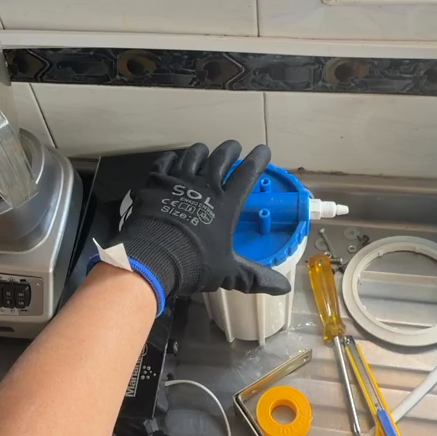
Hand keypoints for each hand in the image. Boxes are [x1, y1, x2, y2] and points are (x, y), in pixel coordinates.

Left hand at [97, 141, 292, 312]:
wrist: (153, 257)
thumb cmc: (194, 264)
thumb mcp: (228, 272)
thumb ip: (254, 276)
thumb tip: (284, 289)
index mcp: (226, 204)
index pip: (247, 174)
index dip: (258, 160)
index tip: (263, 150)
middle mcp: (204, 186)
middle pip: (220, 158)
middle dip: (230, 150)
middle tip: (234, 147)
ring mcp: (178, 181)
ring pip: (192, 156)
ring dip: (201, 151)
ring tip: (204, 150)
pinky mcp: (155, 183)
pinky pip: (163, 163)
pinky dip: (169, 160)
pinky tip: (172, 160)